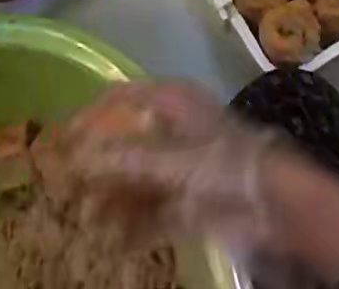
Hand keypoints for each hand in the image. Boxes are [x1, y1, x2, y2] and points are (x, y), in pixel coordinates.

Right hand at [64, 81, 278, 248]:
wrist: (275, 202)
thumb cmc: (222, 160)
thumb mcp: (171, 157)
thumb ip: (123, 158)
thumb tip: (78, 157)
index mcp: (172, 102)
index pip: (124, 97)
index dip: (93, 113)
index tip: (64, 135)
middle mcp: (174, 130)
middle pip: (127, 142)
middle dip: (100, 164)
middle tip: (67, 184)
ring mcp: (182, 168)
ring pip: (137, 180)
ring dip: (112, 199)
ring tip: (85, 218)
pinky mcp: (190, 203)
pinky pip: (154, 212)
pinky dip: (133, 225)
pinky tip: (111, 241)